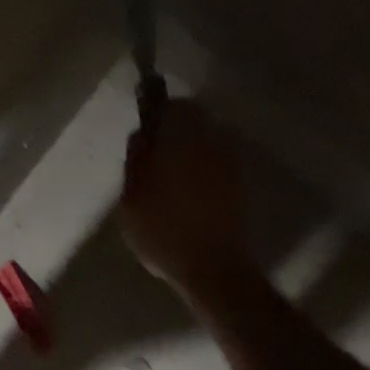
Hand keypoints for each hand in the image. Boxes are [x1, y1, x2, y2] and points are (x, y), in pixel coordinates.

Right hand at [119, 99, 248, 288]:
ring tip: (165, 181)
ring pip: (202, 141)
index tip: (140, 132)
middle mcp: (210, 135)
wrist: (213, 266)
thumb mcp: (131, 197)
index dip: (151, 111)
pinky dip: (199, 172)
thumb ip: (135, 159)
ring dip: (185, 152)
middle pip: (188, 119)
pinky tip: (184, 196)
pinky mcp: (238, 183)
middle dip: (169, 131)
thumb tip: (142, 135)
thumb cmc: (163, 230)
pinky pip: (213, 165)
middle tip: (149, 159)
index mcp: (181, 131)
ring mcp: (229, 159)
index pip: (165, 103)